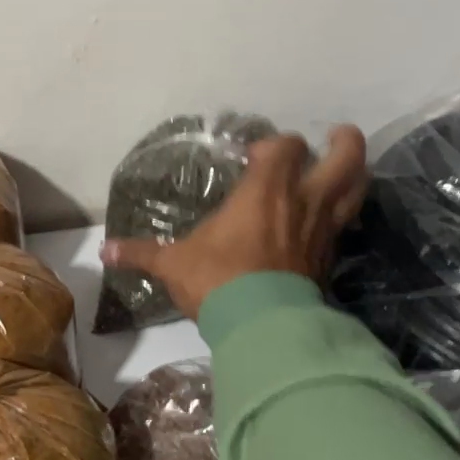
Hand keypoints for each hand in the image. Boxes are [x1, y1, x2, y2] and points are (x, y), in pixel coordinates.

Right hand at [100, 125, 368, 320]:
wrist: (259, 321)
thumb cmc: (215, 280)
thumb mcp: (171, 264)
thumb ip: (141, 253)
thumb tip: (103, 250)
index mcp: (264, 191)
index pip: (283, 148)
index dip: (272, 147)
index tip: (254, 157)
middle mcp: (302, 200)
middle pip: (343, 155)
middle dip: (341, 142)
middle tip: (332, 139)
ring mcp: (322, 228)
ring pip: (356, 187)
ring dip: (355, 172)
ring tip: (345, 169)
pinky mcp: (329, 257)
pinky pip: (345, 225)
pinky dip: (342, 216)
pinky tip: (328, 221)